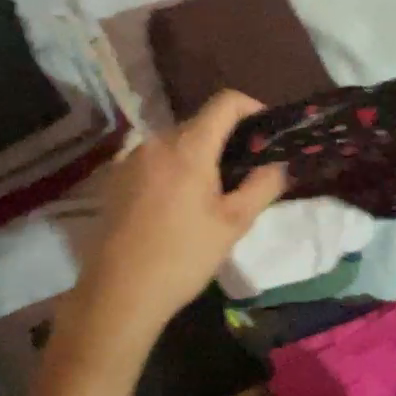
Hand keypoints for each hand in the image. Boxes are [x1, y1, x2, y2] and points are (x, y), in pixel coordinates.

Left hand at [71, 91, 286, 339]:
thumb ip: (263, 186)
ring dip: (195, 158)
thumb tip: (281, 165)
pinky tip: (173, 207)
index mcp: (189, 147)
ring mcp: (130, 159)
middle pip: (199, 124)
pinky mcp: (114, 178)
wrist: (120, 293)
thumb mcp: (234, 224)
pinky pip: (152, 161)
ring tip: (207, 196)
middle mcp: (156, 142)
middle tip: (241, 175)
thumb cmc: (183, 256)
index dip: (251, 108)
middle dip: (224, 141)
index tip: (264, 133)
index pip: (225, 102)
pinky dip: (170, 171)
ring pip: (174, 144)